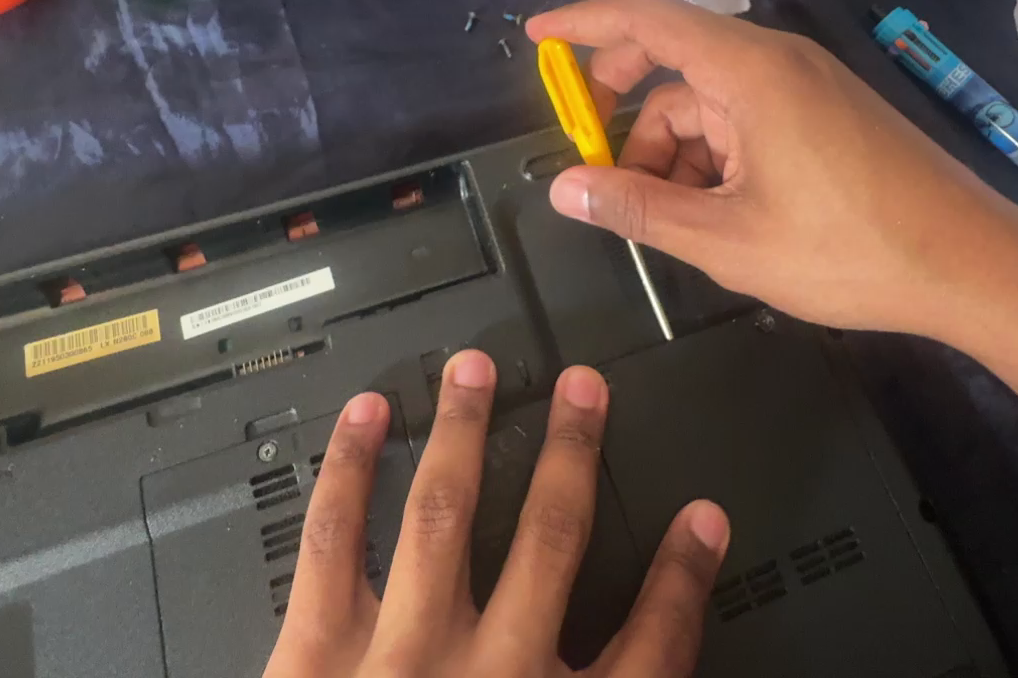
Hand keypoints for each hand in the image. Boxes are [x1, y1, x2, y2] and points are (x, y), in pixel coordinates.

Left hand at [263, 350, 731, 677]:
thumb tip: (649, 661)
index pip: (652, 648)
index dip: (684, 578)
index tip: (704, 519)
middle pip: (549, 542)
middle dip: (570, 457)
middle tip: (583, 386)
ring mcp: (394, 657)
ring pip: (442, 513)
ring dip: (463, 433)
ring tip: (473, 368)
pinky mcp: (313, 653)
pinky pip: (335, 540)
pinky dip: (350, 470)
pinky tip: (364, 413)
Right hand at [525, 0, 1017, 342]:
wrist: (975, 267)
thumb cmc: (848, 250)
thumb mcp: (725, 239)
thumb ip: (638, 208)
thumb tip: (563, 187)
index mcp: (748, 72)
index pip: (645, 19)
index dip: (582, 23)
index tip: (537, 37)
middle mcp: (774, 61)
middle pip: (671, 65)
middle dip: (625, 115)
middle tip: (602, 169)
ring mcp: (802, 85)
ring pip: (706, 102)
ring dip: (672, 152)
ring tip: (674, 219)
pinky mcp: (821, 112)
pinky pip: (742, 118)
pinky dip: (711, 156)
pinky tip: (717, 211)